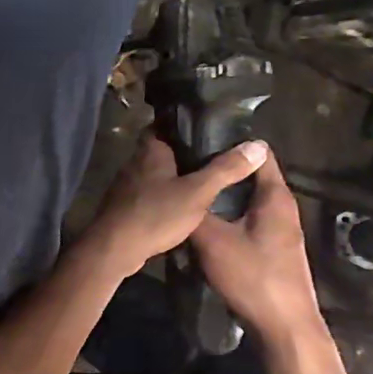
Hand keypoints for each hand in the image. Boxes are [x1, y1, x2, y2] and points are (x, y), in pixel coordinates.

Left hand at [83, 135, 269, 278]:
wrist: (115, 249)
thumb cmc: (156, 214)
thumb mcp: (198, 192)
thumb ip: (225, 170)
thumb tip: (257, 146)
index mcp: (150, 151)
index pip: (163, 125)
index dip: (182, 124)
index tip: (205, 127)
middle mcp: (134, 163)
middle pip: (161, 151)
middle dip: (182, 154)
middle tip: (212, 157)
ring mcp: (126, 187)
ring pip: (154, 175)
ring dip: (173, 178)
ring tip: (201, 181)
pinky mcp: (124, 208)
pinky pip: (148, 196)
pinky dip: (163, 198)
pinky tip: (180, 207)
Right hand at [188, 148, 321, 338]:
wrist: (284, 326)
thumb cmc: (253, 276)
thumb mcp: (213, 241)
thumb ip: (196, 212)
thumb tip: (177, 188)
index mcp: (275, 195)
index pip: (257, 152)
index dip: (229, 144)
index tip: (197, 142)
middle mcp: (282, 206)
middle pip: (249, 177)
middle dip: (220, 172)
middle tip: (185, 170)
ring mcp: (280, 229)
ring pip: (246, 201)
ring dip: (221, 199)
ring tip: (189, 196)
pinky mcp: (273, 248)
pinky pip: (247, 221)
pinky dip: (228, 218)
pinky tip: (204, 227)